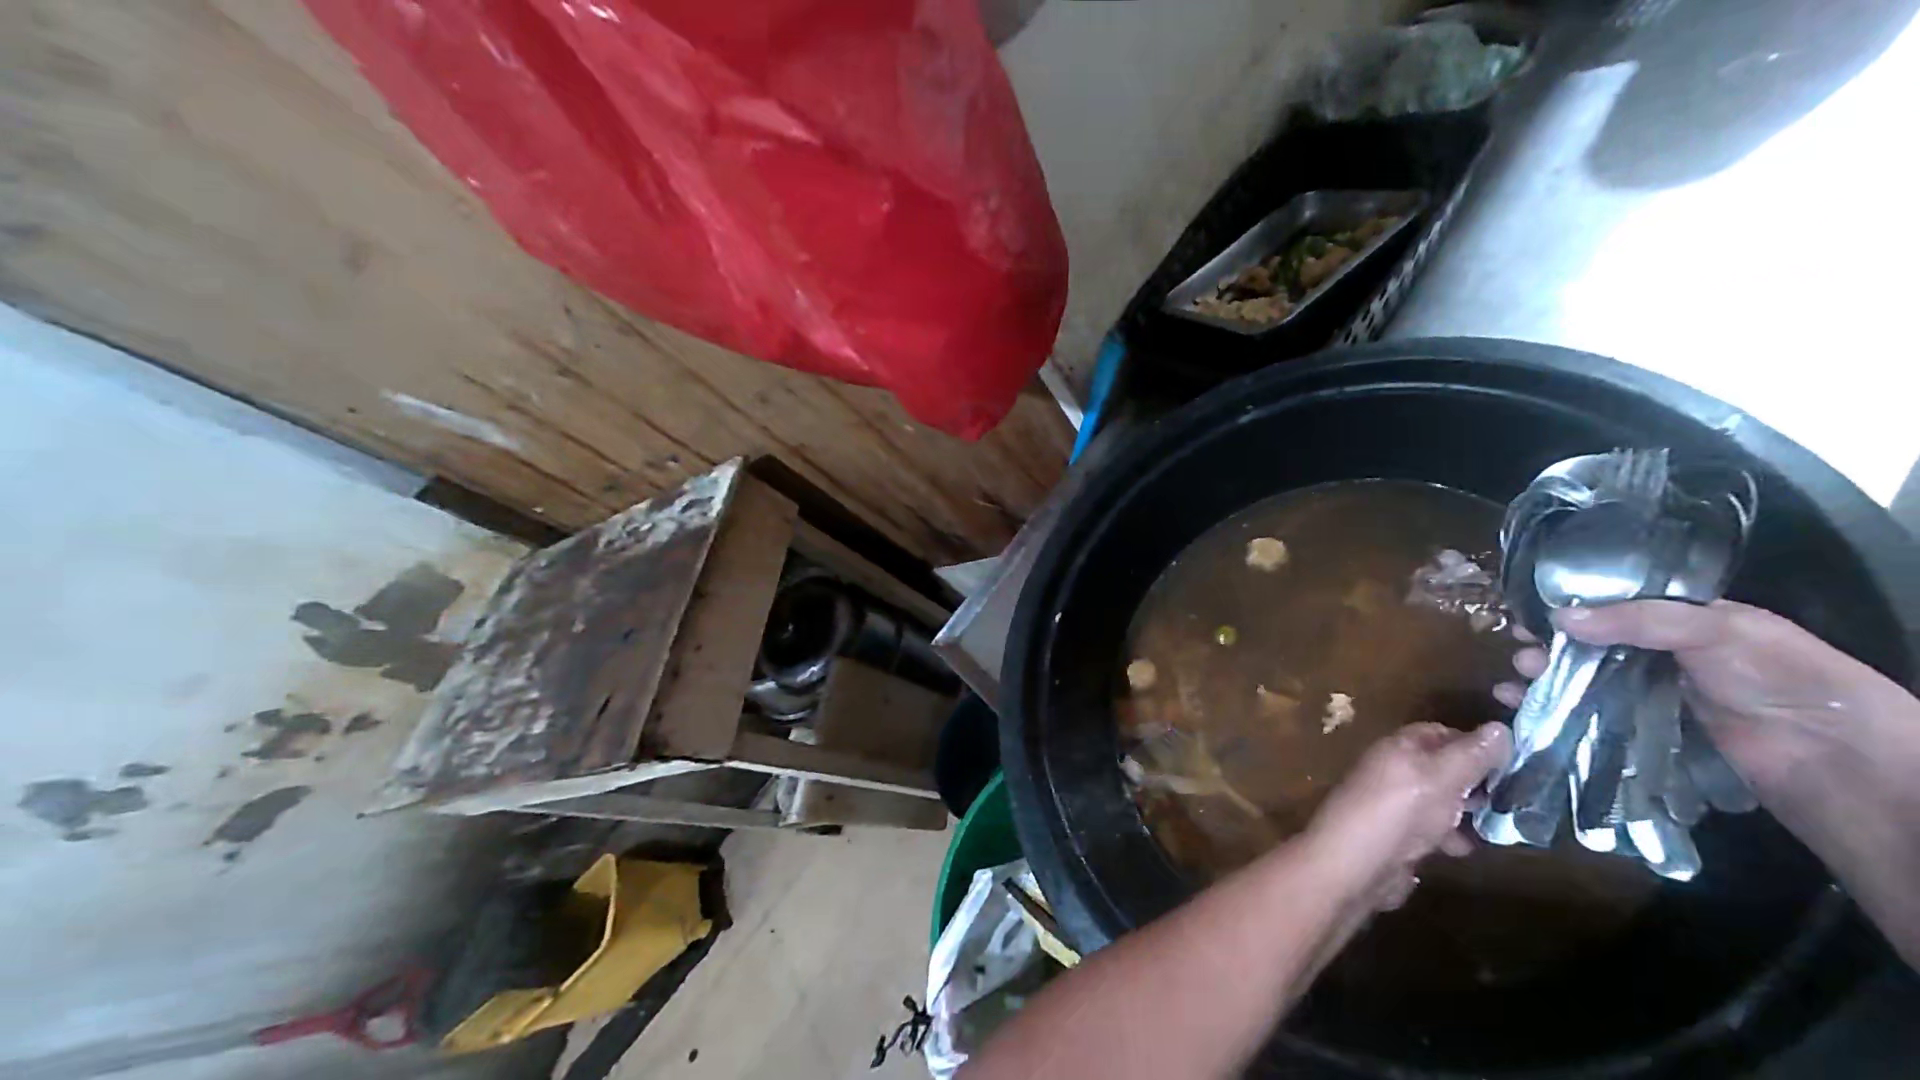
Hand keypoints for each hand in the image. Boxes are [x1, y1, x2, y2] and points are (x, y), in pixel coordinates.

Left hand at [1304, 722, 1510, 911]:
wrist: (1356, 864)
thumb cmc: (1400, 811)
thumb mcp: (1441, 777)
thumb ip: (1471, 755)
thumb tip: (1500, 727)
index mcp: (1398, 748)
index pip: (1439, 733)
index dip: (1474, 743)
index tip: (1513, 759)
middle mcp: (1394, 772)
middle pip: (1441, 767)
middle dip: (1476, 780)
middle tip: (1516, 796)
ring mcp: (1394, 805)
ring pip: (1440, 800)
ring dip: (1468, 812)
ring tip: (1501, 824)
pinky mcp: (1398, 837)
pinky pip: (1432, 830)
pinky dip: (1452, 837)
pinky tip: (1467, 849)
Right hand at [1493, 600, 1917, 802]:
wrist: (1838, 761)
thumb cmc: (1785, 678)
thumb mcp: (1720, 630)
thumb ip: (1640, 619)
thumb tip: (1558, 618)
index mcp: (1687, 620)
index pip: (1615, 606)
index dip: (1570, 607)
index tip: (1528, 613)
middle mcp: (1667, 655)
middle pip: (1592, 645)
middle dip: (1550, 646)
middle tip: (1519, 650)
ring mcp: (1656, 695)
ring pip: (1585, 680)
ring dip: (1547, 678)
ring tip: (1516, 679)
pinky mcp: (1647, 732)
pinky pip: (1591, 715)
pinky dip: (1555, 711)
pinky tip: (1523, 706)